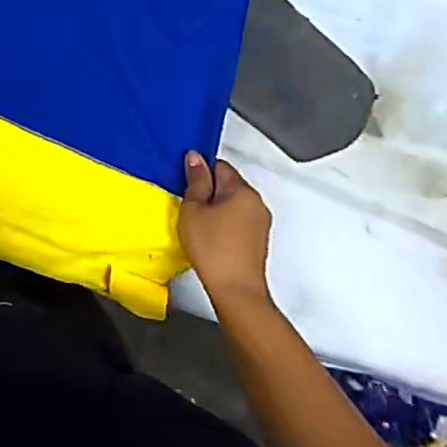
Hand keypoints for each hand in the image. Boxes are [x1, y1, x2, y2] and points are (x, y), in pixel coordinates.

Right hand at [178, 152, 273, 307]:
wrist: (235, 289)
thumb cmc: (212, 247)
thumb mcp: (194, 208)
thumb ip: (196, 180)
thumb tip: (195, 157)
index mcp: (243, 191)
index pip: (220, 166)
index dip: (200, 171)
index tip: (186, 182)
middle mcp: (257, 203)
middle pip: (228, 183)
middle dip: (208, 189)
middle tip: (188, 202)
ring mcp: (260, 222)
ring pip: (232, 202)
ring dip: (215, 205)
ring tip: (196, 220)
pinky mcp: (257, 238)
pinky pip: (238, 218)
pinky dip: (223, 219)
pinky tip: (209, 233)